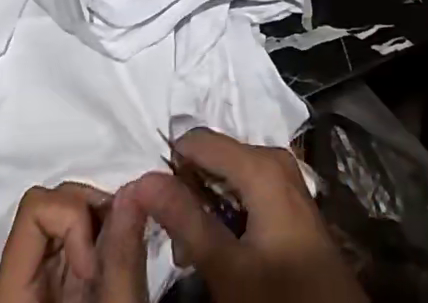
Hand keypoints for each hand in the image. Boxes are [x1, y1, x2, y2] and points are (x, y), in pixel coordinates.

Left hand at [0, 182, 149, 302]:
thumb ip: (121, 257)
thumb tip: (137, 189)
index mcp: (13, 286)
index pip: (34, 207)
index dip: (74, 220)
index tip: (94, 265)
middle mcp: (17, 271)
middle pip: (50, 202)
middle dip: (93, 211)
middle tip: (120, 245)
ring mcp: (35, 271)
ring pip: (65, 213)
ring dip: (101, 220)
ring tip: (120, 254)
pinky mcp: (54, 276)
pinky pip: (74, 234)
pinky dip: (102, 233)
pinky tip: (116, 258)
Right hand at [120, 129, 367, 302]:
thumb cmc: (281, 292)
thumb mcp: (227, 266)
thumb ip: (185, 220)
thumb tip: (142, 180)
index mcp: (260, 163)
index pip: (197, 140)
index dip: (169, 168)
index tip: (151, 205)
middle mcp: (272, 157)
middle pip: (212, 157)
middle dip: (187, 192)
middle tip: (176, 241)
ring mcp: (282, 176)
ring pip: (225, 176)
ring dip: (203, 208)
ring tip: (191, 253)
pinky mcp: (285, 196)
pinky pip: (243, 188)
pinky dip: (224, 213)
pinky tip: (218, 248)